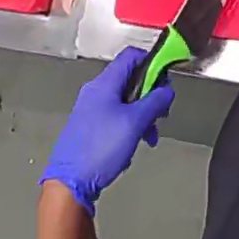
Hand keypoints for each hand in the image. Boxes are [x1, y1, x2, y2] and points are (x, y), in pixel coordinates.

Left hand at [41, 48, 176, 213]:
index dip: (152, 62)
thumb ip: (155, 101)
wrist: (70, 182)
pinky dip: (130, 126)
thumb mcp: (135, 122)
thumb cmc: (102, 147)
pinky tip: (134, 144)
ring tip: (150, 135)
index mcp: (105, 83)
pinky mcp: (89, 127)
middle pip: (130, 79)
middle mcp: (96, 91)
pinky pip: (116, 117)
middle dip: (150, 94)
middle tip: (161, 113)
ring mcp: (90, 109)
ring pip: (125, 101)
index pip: (131, 56)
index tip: (166, 79)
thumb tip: (167, 89)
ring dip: (142, 114)